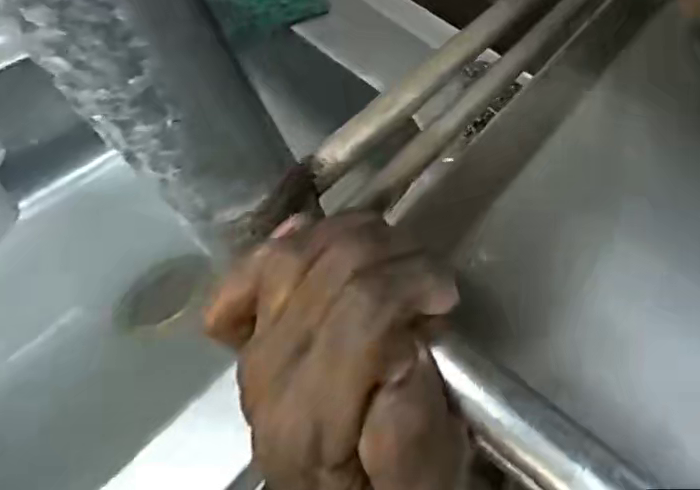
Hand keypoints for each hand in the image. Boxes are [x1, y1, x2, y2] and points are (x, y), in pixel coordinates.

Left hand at [204, 213, 465, 489]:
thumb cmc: (390, 483)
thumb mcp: (423, 473)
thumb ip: (414, 430)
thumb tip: (407, 354)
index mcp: (313, 419)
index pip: (363, 307)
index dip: (413, 285)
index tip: (447, 301)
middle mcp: (271, 377)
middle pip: (336, 267)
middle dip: (400, 257)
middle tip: (432, 283)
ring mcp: (254, 348)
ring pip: (301, 251)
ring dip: (363, 238)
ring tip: (398, 261)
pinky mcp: (252, 330)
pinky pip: (255, 267)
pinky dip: (288, 242)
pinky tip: (318, 233)